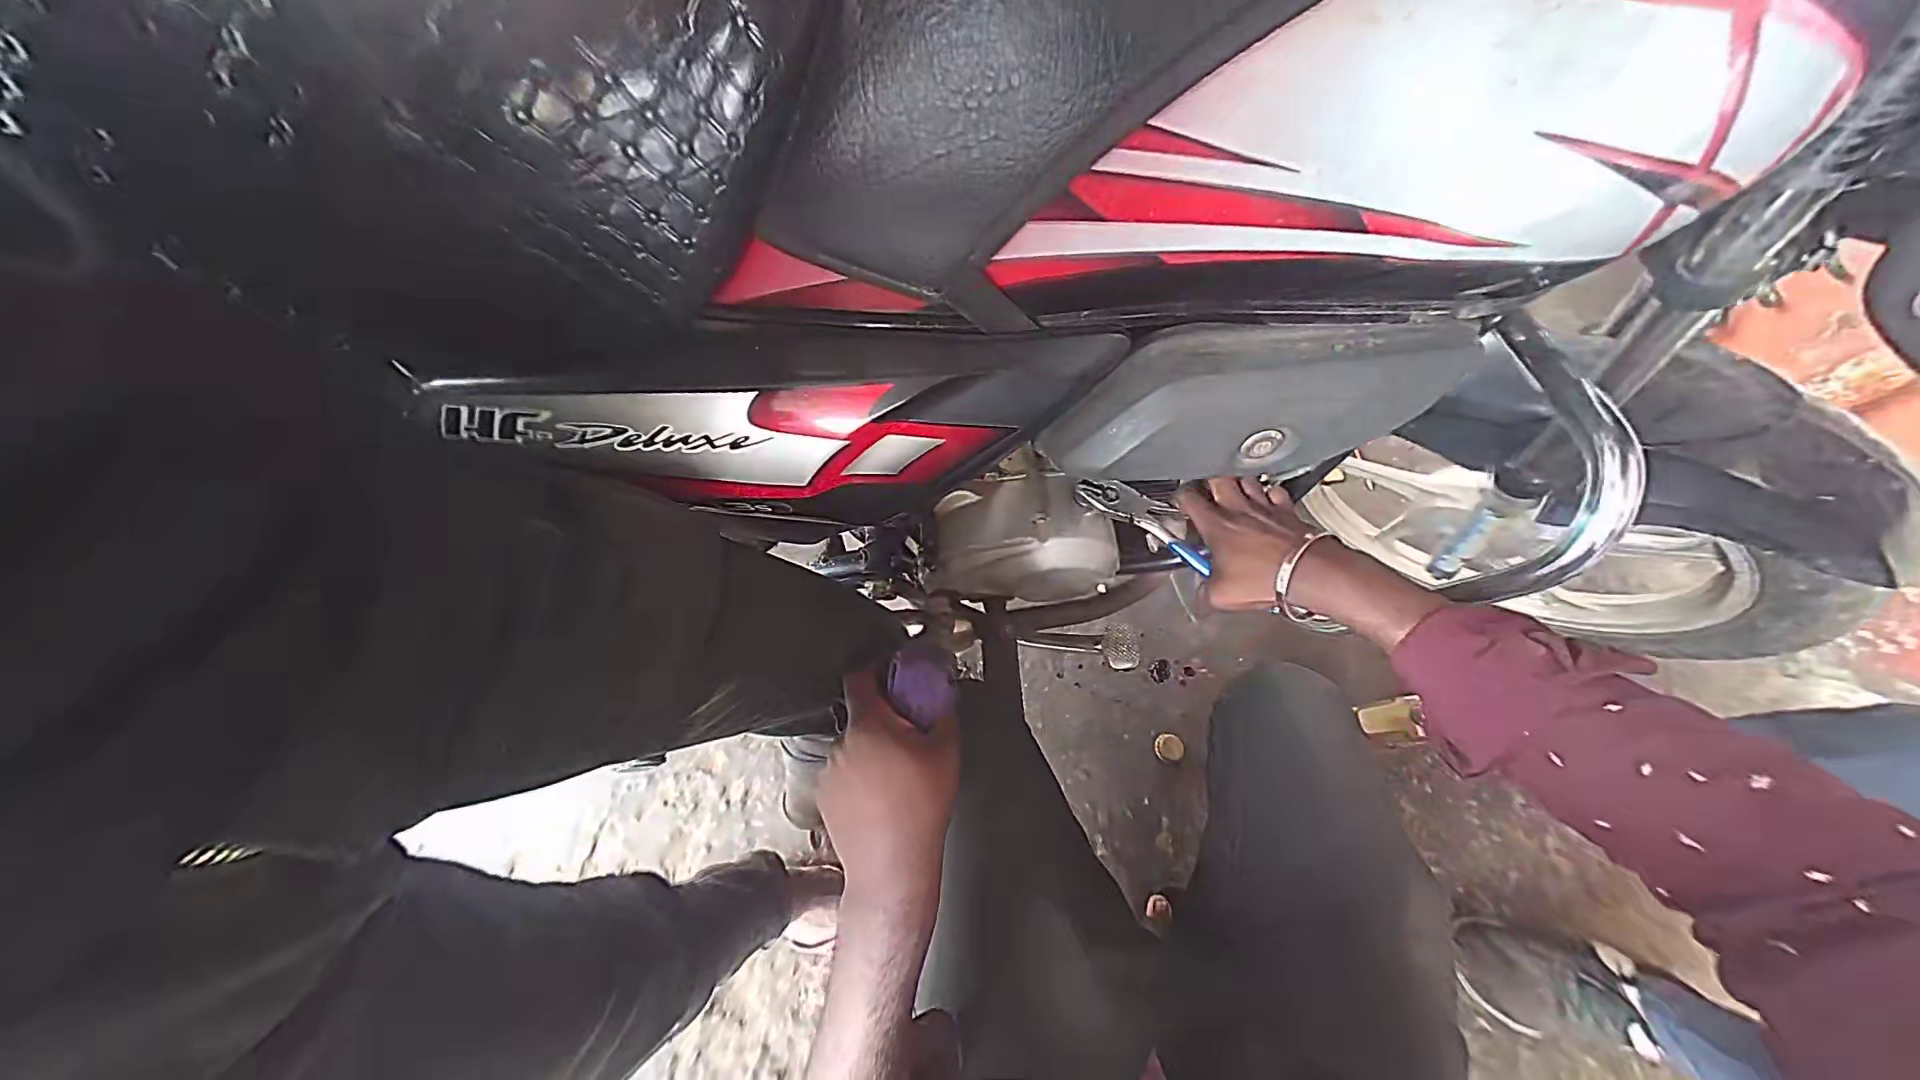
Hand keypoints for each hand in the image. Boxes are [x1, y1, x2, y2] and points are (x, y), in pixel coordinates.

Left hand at [817, 669, 959, 908]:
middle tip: (907, 737)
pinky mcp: (824, 795)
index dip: (874, 670)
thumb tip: (940, 695)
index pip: (858, 677)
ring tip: (896, 775)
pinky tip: (880, 795)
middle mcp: (842, 743)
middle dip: (882, 720)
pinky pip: (843, 772)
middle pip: (860, 715)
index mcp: (869, 724)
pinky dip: (858, 776)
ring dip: (870, 750)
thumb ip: (943, 713)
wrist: (892, 865)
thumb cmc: (919, 810)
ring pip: (852, 746)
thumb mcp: (946, 752)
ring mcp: (830, 771)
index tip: (887, 674)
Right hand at [1175, 476, 1324, 610]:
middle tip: (1207, 495)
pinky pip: (1275, 491)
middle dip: (1209, 484)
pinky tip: (1267, 503)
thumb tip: (1202, 596)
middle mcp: (1237, 509)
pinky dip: (1270, 494)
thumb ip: (1204, 591)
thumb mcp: (1222, 594)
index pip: (1188, 498)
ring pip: (1246, 480)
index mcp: (1215, 525)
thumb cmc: (1264, 578)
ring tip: (1235, 496)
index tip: (1181, 505)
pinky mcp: (1286, 511)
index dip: (1180, 499)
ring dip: (1238, 485)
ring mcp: (1264, 507)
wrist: (1305, 572)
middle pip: (1217, 478)